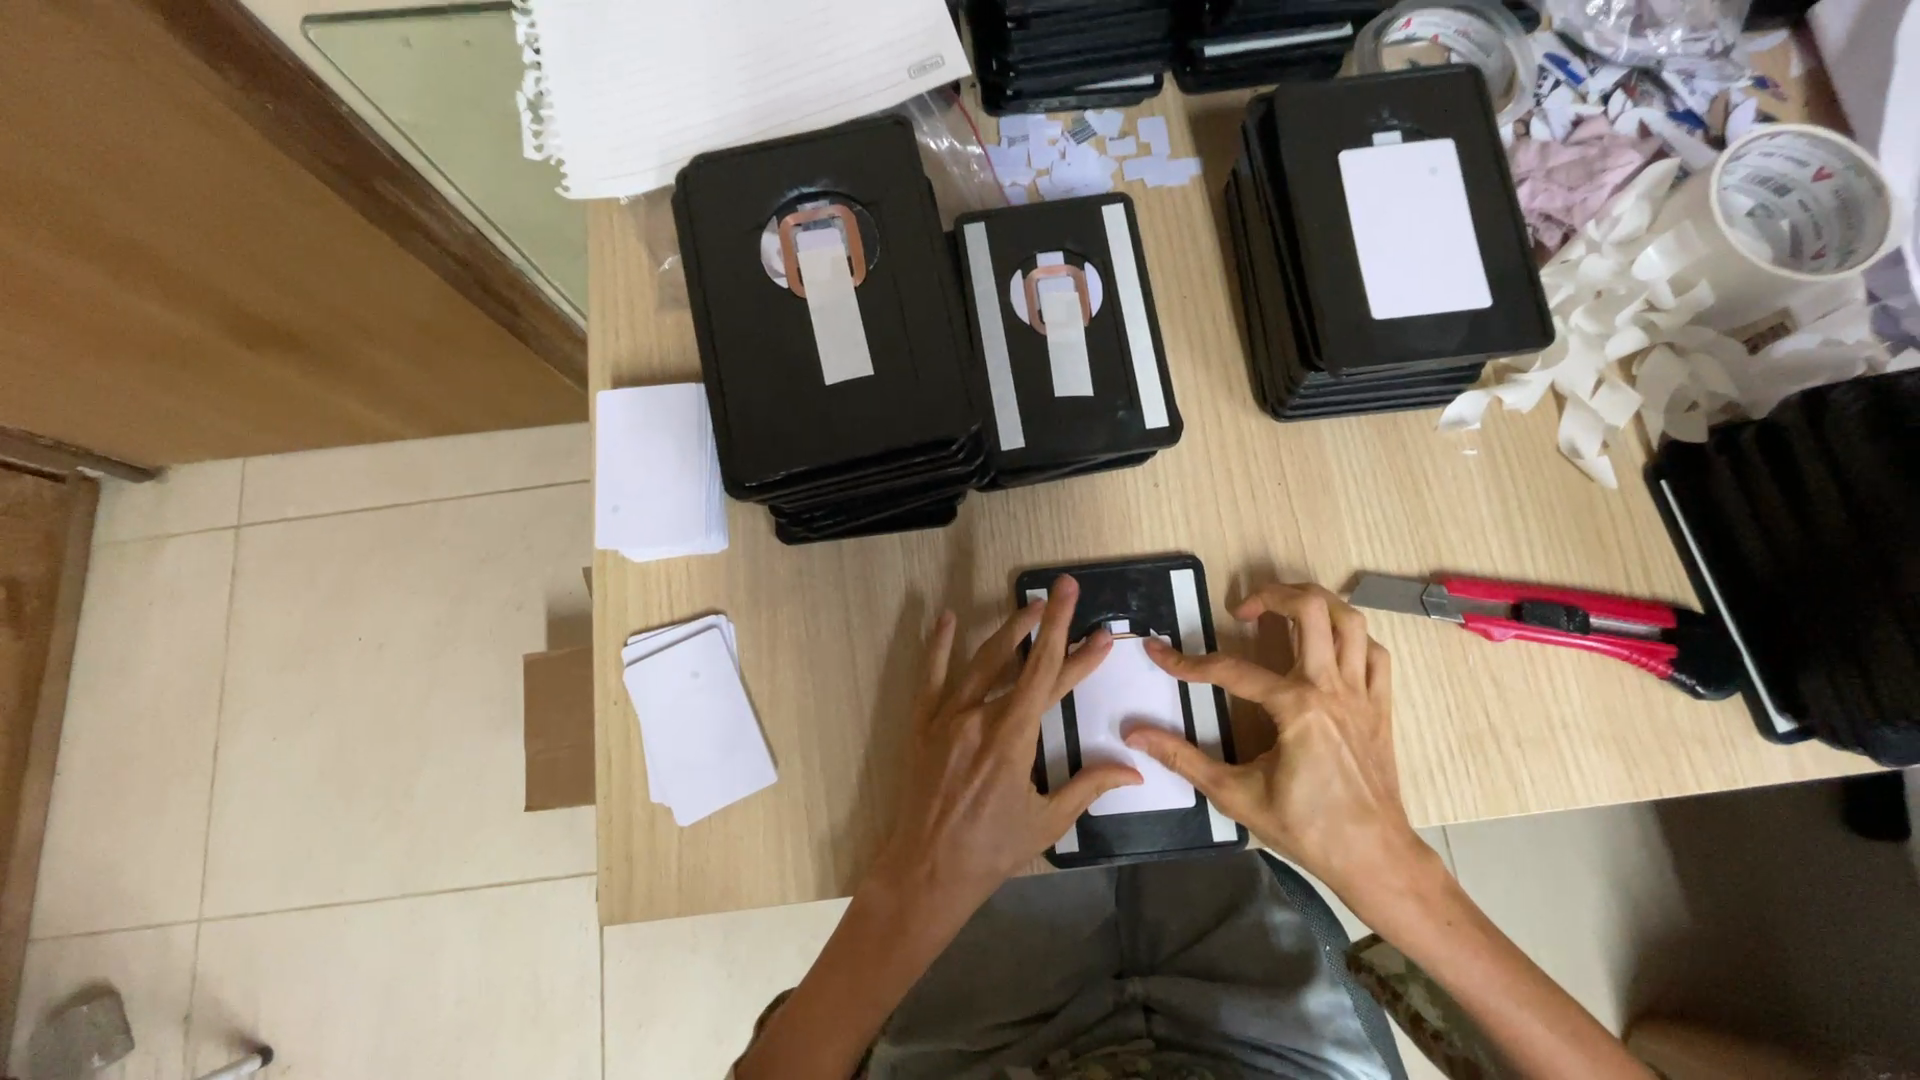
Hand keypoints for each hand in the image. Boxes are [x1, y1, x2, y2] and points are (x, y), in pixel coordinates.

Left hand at [870, 576, 1141, 921]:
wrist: (926, 869)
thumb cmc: (991, 849)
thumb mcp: (1047, 822)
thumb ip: (1088, 787)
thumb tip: (1134, 771)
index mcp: (1012, 737)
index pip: (1049, 677)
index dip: (1076, 650)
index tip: (1099, 630)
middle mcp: (978, 716)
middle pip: (1019, 660)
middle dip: (1046, 623)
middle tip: (1064, 591)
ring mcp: (946, 717)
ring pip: (980, 661)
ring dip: (1006, 629)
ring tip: (1029, 603)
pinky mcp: (922, 725)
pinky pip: (931, 676)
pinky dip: (940, 646)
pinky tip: (948, 618)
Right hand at [1124, 582, 1428, 904]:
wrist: (1375, 858)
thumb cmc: (1306, 829)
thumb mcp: (1235, 794)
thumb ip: (1182, 758)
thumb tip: (1135, 735)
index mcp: (1296, 708)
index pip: (1229, 670)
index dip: (1186, 661)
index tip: (1158, 652)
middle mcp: (1332, 688)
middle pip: (1311, 609)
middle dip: (1271, 595)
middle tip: (1242, 611)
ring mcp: (1363, 693)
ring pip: (1350, 620)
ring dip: (1314, 605)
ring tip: (1284, 613)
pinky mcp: (1382, 706)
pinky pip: (1374, 651)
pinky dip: (1350, 638)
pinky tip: (1325, 649)